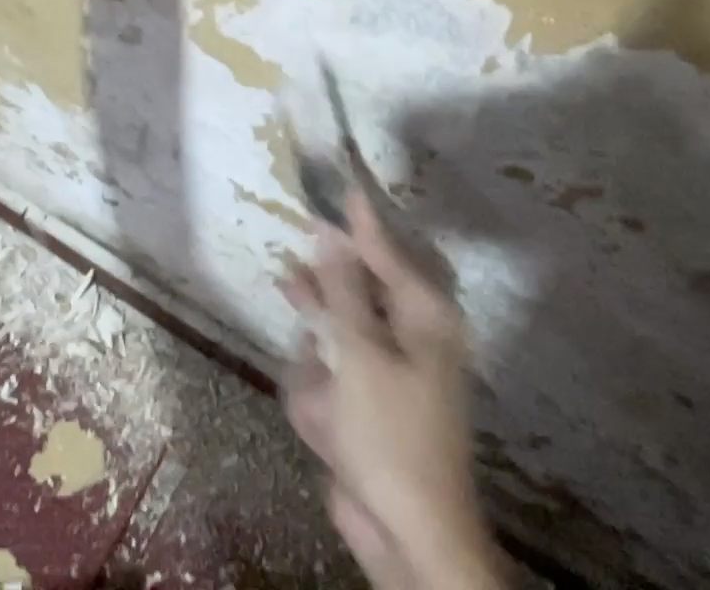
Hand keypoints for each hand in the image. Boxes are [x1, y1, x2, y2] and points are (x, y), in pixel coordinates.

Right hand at [284, 191, 504, 588]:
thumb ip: (343, 291)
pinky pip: (338, 374)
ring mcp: (391, 374)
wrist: (408, 529)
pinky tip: (313, 403)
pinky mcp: (371, 405)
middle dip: (327, 277)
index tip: (340, 181)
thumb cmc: (388, 431)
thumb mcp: (360, 354)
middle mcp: (412, 337)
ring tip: (287, 293)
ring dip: (317, 328)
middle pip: (362, 287)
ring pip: (343, 329)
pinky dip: (320, 383)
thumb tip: (333, 232)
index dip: (358, 219)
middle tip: (296, 248)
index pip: (384, 250)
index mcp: (423, 317)